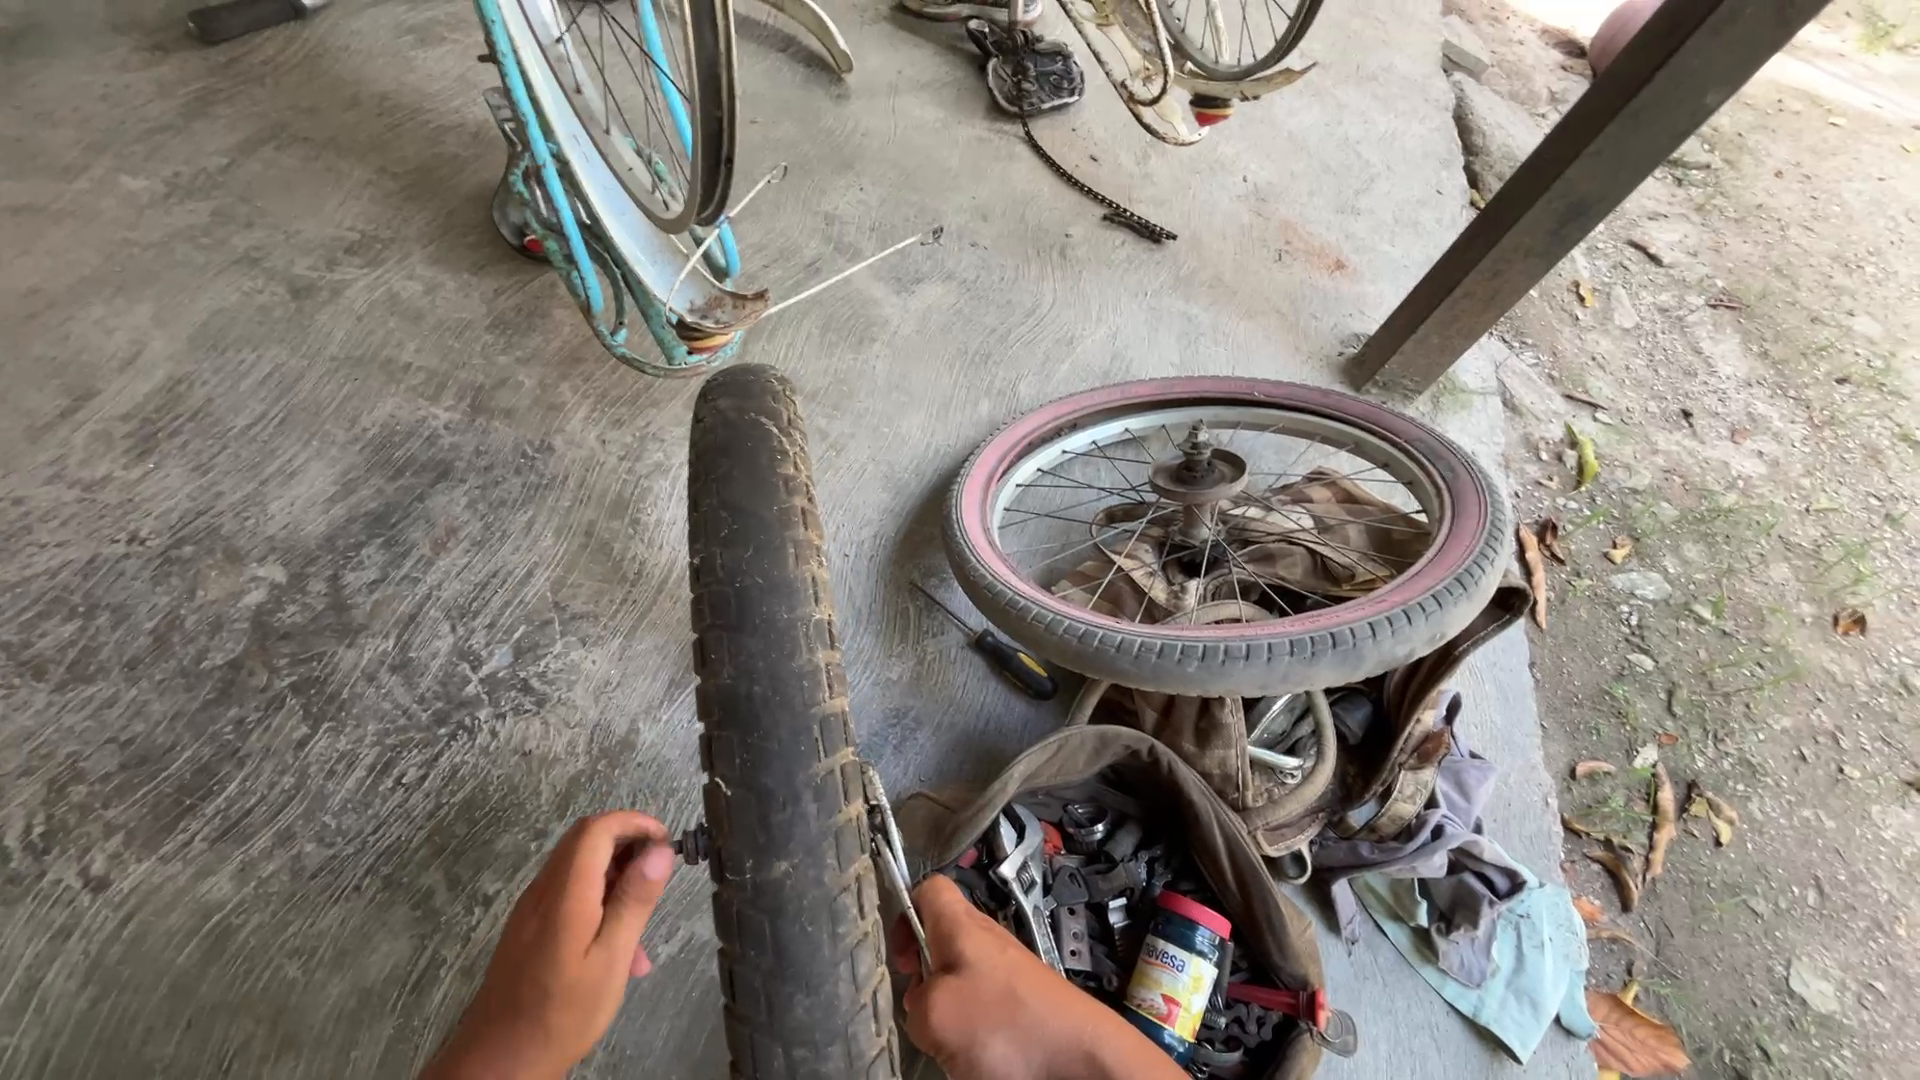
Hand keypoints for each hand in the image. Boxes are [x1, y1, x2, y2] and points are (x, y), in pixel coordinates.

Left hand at [422, 811, 676, 1079]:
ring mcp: (532, 910)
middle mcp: (543, 892)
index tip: (666, 844)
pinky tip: (618, 944)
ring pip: (580, 865)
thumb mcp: (610, 960)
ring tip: (644, 915)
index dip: (635, 823)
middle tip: (658, 872)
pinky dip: (599, 898)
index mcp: (565, 895)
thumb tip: (660, 850)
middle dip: (628, 843)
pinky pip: (569, 893)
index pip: (597, 829)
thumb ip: (634, 900)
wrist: (497, 1065)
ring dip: (616, 874)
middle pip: (586, 839)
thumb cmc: (561, 1014)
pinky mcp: (529, 928)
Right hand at [891, 875, 1184, 1079]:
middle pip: (941, 937)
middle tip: (921, 1005)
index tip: (902, 956)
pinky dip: (973, 1028)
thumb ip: (915, 1003)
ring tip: (950, 1039)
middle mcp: (986, 937)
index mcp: (961, 924)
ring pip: (960, 976)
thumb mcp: (935, 1014)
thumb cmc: (1003, 1023)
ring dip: (946, 1007)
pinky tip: (978, 1055)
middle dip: (923, 973)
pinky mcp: (1025, 1001)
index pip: (928, 887)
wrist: (1080, 1056)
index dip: (905, 912)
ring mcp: (1008, 969)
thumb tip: (923, 1004)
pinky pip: (984, 1004)